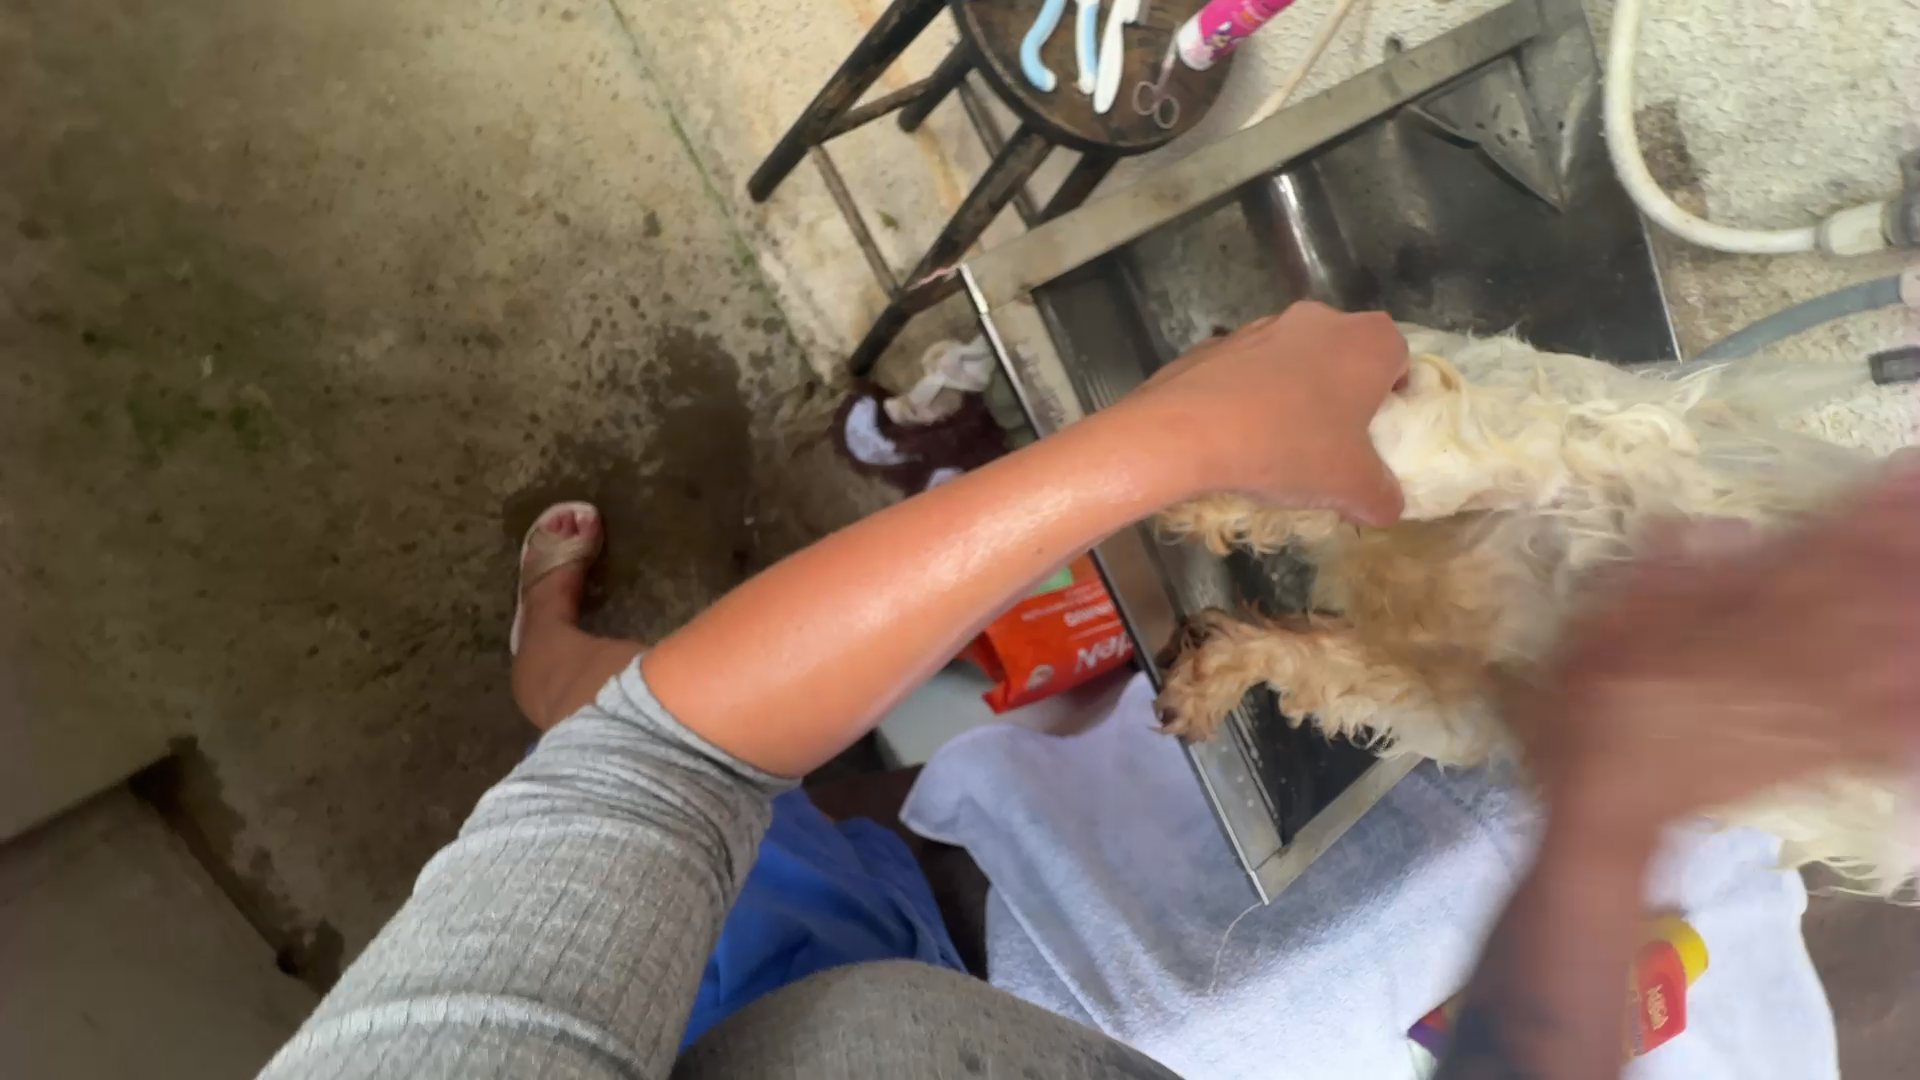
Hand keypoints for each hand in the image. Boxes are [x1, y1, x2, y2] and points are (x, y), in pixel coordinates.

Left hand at [1101, 302, 1408, 524]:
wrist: (1187, 431)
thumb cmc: (1287, 448)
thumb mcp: (1349, 486)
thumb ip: (1380, 495)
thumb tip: (1386, 507)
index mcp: (1367, 341)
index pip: (1397, 363)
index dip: (1388, 402)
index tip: (1370, 437)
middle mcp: (1315, 320)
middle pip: (1338, 359)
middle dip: (1333, 398)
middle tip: (1322, 445)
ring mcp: (1256, 328)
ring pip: (1284, 363)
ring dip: (1284, 396)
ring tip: (1269, 445)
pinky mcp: (1209, 346)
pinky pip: (1236, 374)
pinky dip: (1238, 398)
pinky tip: (1226, 436)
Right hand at [1517, 456, 1919, 842]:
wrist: (1604, 805)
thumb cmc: (1582, 715)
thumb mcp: (1588, 640)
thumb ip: (1646, 587)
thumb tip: (1706, 528)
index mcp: (1721, 632)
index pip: (1806, 563)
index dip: (1863, 517)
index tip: (1903, 474)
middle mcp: (1784, 668)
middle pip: (1875, 604)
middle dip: (1910, 558)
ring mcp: (1814, 714)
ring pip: (1899, 659)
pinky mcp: (1825, 754)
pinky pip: (1896, 728)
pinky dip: (1918, 709)